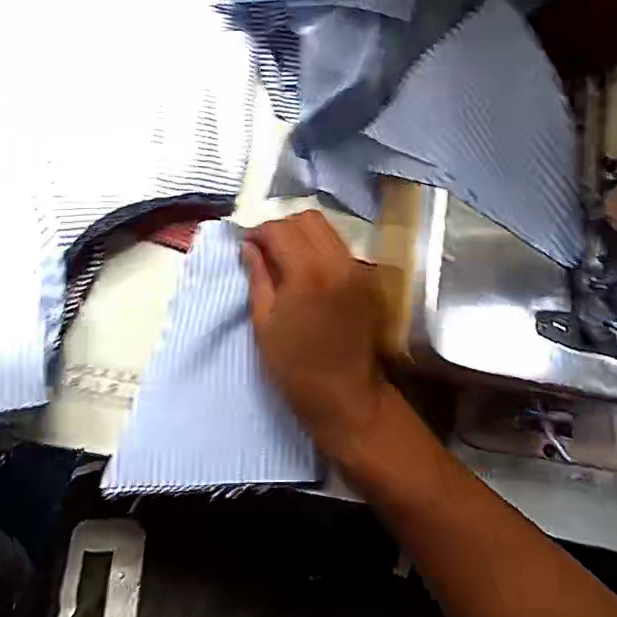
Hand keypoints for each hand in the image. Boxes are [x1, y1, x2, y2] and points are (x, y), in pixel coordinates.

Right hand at [242, 211, 391, 461]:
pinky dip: (322, 249)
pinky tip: (309, 272)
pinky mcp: (369, 280)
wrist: (347, 397)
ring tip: (286, 259)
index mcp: (308, 273)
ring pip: (328, 229)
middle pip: (308, 219)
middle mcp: (338, 262)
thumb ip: (258, 276)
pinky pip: (342, 248)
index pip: (281, 229)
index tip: (247, 245)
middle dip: (282, 228)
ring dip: (303, 235)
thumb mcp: (264, 323)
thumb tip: (249, 246)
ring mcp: (359, 269)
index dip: (259, 232)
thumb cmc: (296, 367)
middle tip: (266, 250)